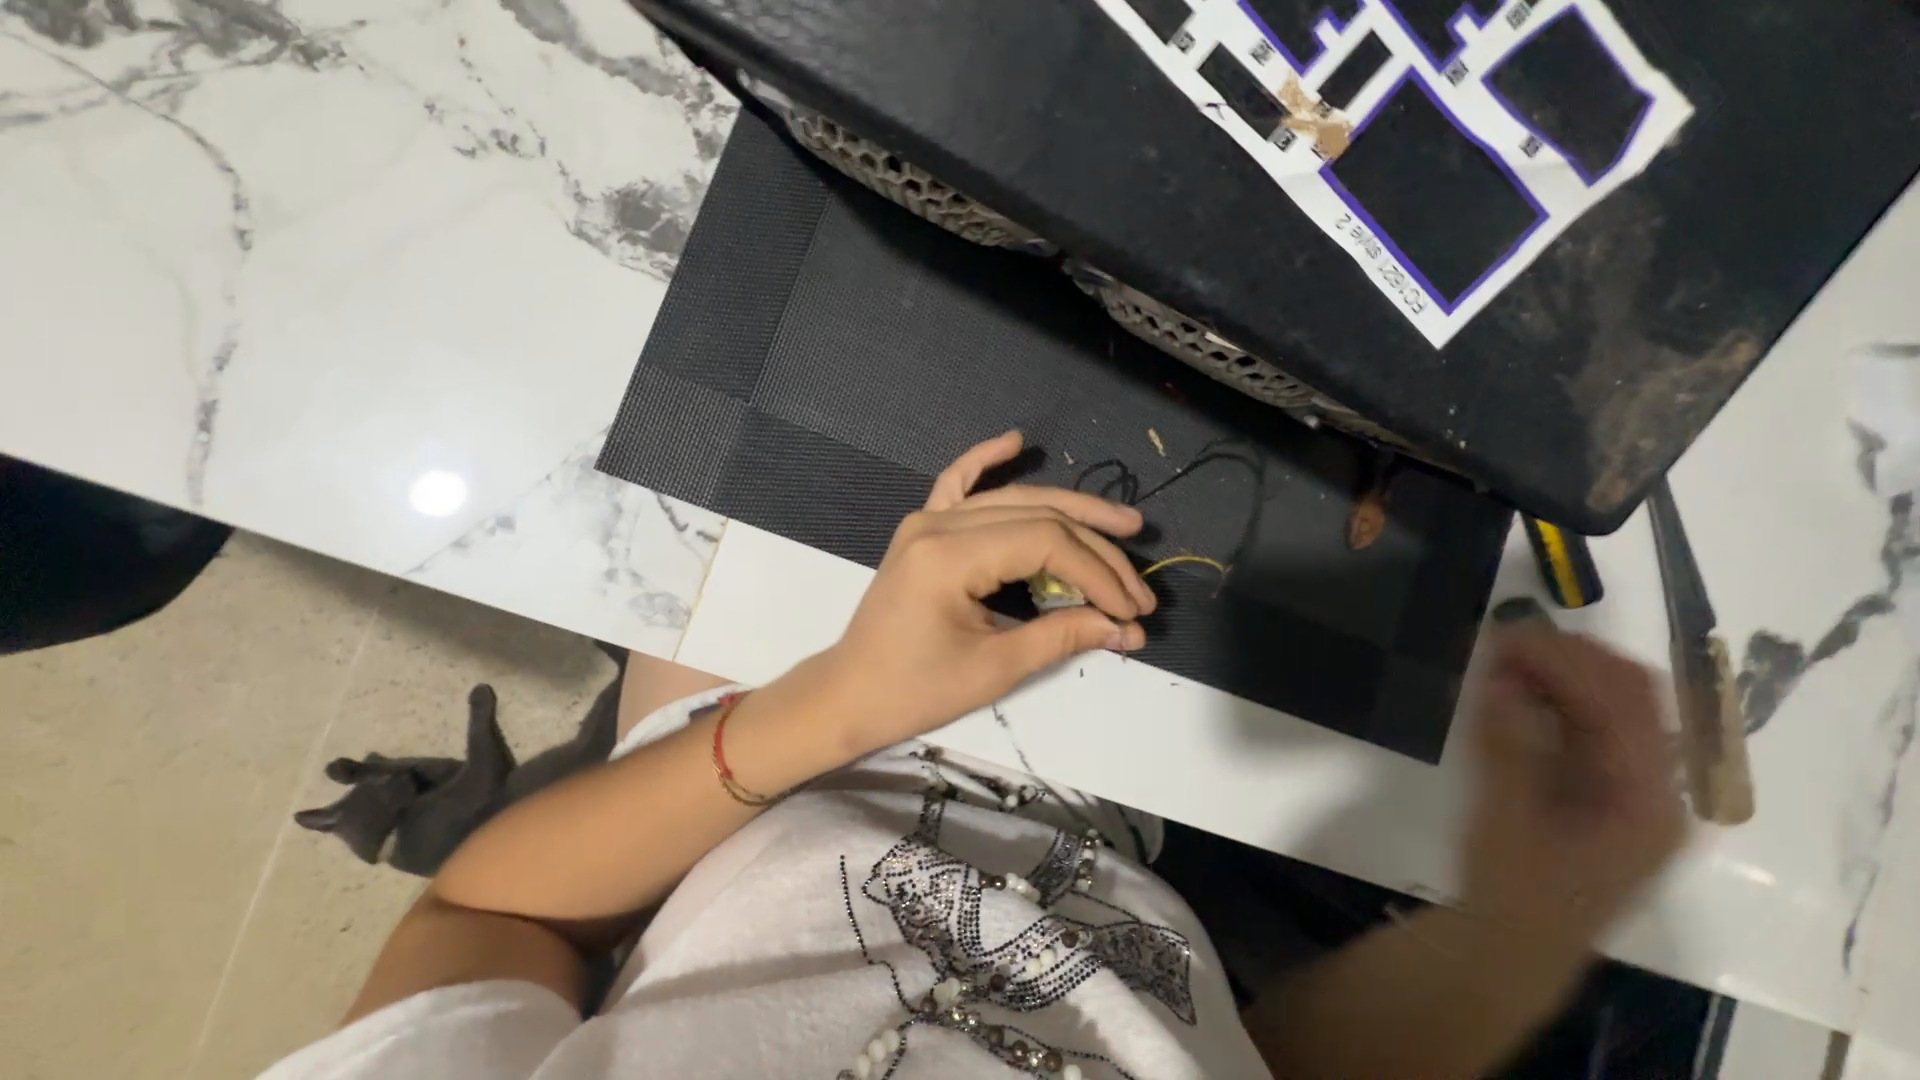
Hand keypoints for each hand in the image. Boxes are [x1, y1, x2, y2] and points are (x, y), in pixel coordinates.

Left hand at [820, 431, 1155, 752]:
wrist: (851, 694)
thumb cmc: (916, 690)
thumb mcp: (995, 668)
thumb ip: (1062, 636)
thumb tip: (1126, 628)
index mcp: (950, 556)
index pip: (1046, 543)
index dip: (1098, 573)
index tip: (1132, 609)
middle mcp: (938, 524)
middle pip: (1038, 517)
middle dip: (1096, 551)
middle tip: (1141, 582)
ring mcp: (927, 521)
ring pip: (1013, 500)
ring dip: (1069, 512)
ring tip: (1122, 524)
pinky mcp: (922, 528)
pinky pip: (958, 484)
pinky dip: (986, 460)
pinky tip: (1015, 441)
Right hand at [1463, 625, 1687, 949]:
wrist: (1517, 945)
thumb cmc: (1513, 893)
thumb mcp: (1504, 825)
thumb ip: (1506, 752)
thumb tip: (1496, 681)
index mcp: (1646, 803)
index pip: (1622, 705)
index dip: (1564, 659)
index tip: (1501, 635)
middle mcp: (1657, 786)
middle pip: (1633, 692)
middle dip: (1568, 655)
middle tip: (1499, 640)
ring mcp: (1637, 784)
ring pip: (1616, 700)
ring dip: (1561, 669)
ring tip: (1499, 656)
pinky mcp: (1610, 784)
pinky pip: (1593, 721)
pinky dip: (1555, 693)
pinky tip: (1511, 686)